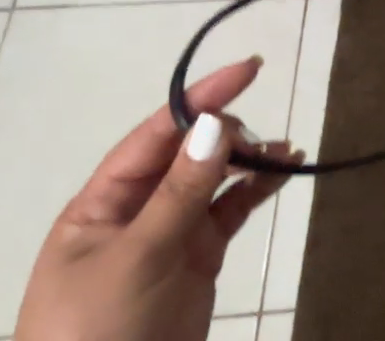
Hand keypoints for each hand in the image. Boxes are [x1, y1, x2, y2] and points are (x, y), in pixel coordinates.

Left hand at [14, 57, 303, 340]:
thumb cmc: (98, 331)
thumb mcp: (137, 258)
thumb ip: (180, 192)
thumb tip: (216, 123)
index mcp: (101, 206)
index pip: (154, 136)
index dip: (199, 100)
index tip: (249, 69)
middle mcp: (136, 211)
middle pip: (187, 152)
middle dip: (225, 134)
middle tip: (259, 139)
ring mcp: (169, 234)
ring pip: (215, 179)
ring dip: (248, 159)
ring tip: (284, 151)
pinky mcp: (198, 256)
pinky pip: (232, 209)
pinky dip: (258, 188)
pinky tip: (286, 171)